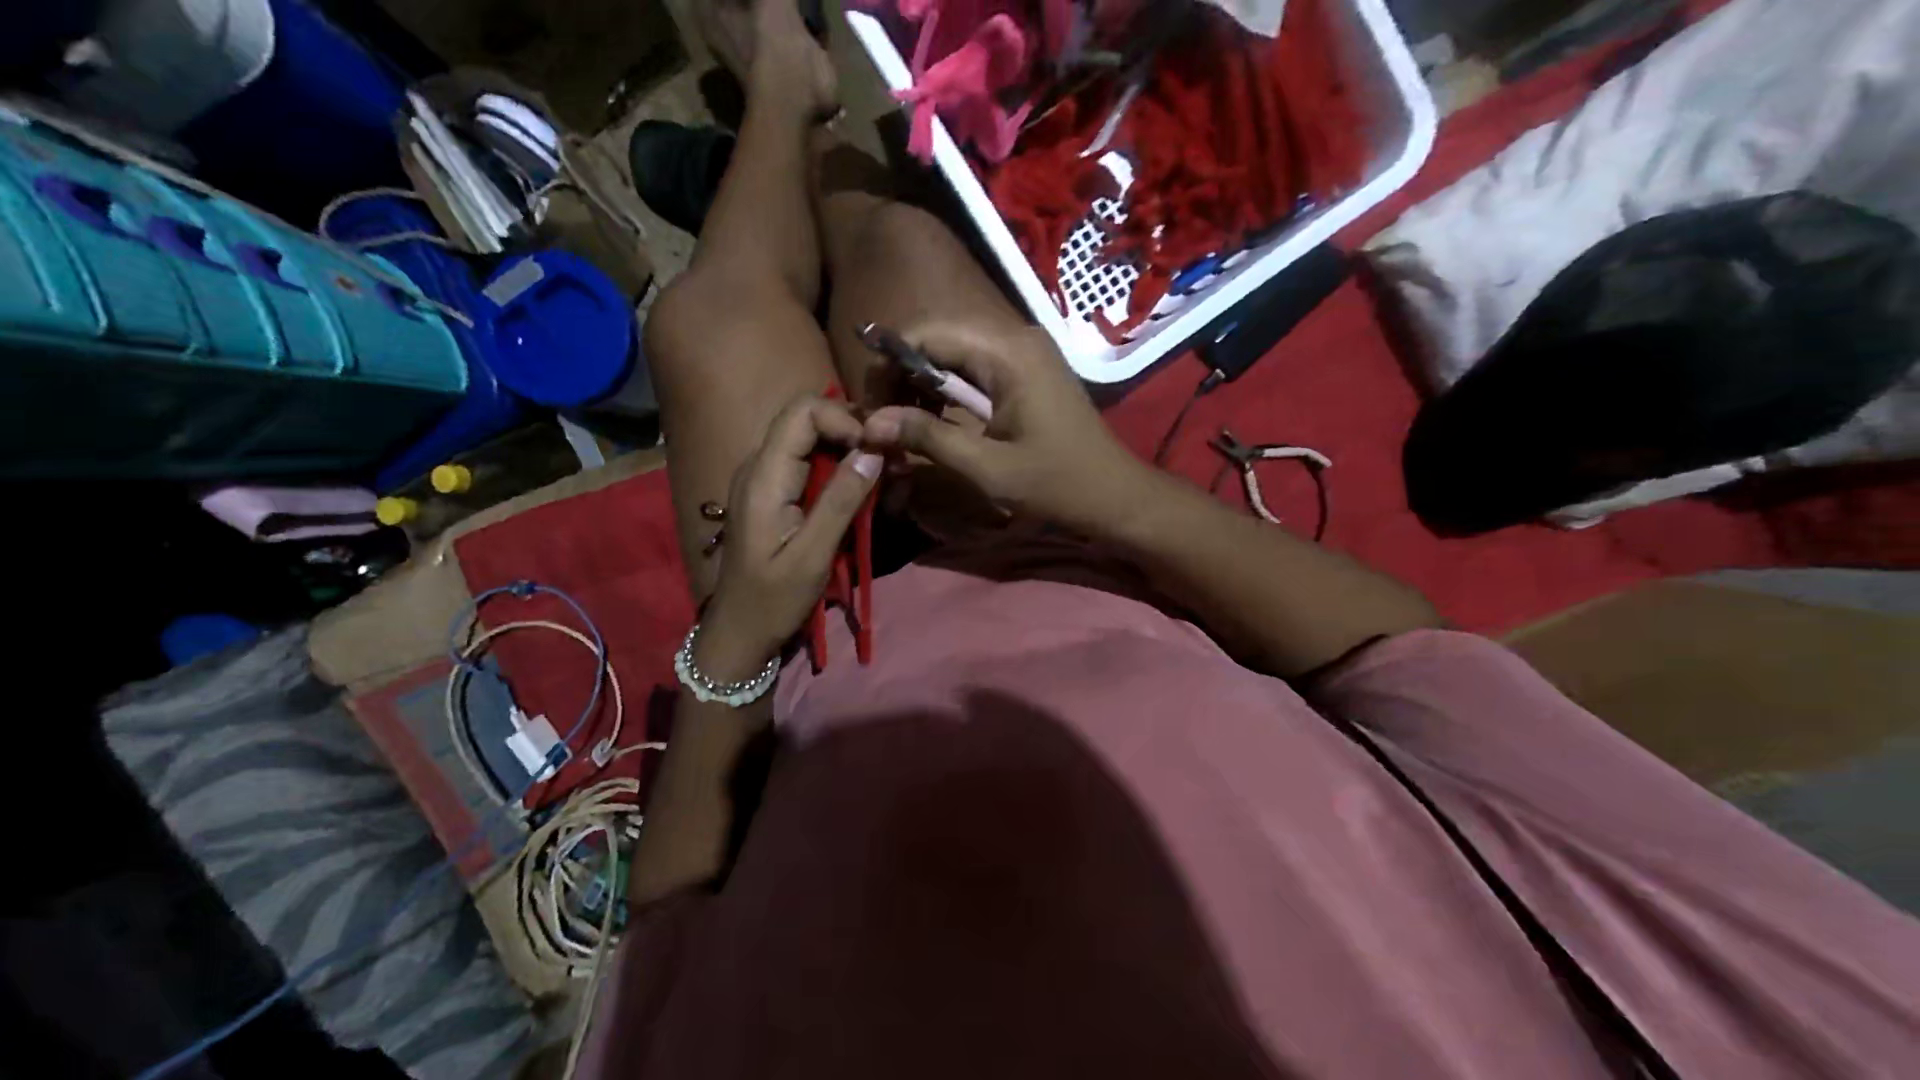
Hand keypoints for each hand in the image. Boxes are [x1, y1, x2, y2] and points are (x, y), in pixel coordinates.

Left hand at [701, 395, 881, 679]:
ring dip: (854, 452)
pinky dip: (843, 471)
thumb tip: (873, 451)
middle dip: (855, 433)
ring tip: (888, 480)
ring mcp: (768, 478)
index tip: (876, 451)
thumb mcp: (812, 555)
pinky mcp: (777, 493)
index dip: (845, 419)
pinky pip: (813, 464)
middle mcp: (761, 466)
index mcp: (764, 476)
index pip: (803, 412)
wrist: (740, 631)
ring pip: (815, 440)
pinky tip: (867, 494)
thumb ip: (842, 500)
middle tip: (891, 463)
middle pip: (810, 419)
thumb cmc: (773, 599)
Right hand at [862, 321, 1149, 533]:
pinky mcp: (1026, 371)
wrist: (1113, 493)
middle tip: (884, 421)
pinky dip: (948, 392)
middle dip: (903, 377)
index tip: (872, 405)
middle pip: (939, 340)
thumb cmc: (1056, 483)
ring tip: (905, 426)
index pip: (928, 334)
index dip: (889, 363)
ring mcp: (1024, 353)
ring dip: (923, 386)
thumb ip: (927, 438)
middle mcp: (1015, 338)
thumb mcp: (986, 467)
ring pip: (953, 355)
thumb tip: (870, 423)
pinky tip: (936, 423)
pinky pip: (974, 369)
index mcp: (1007, 353)